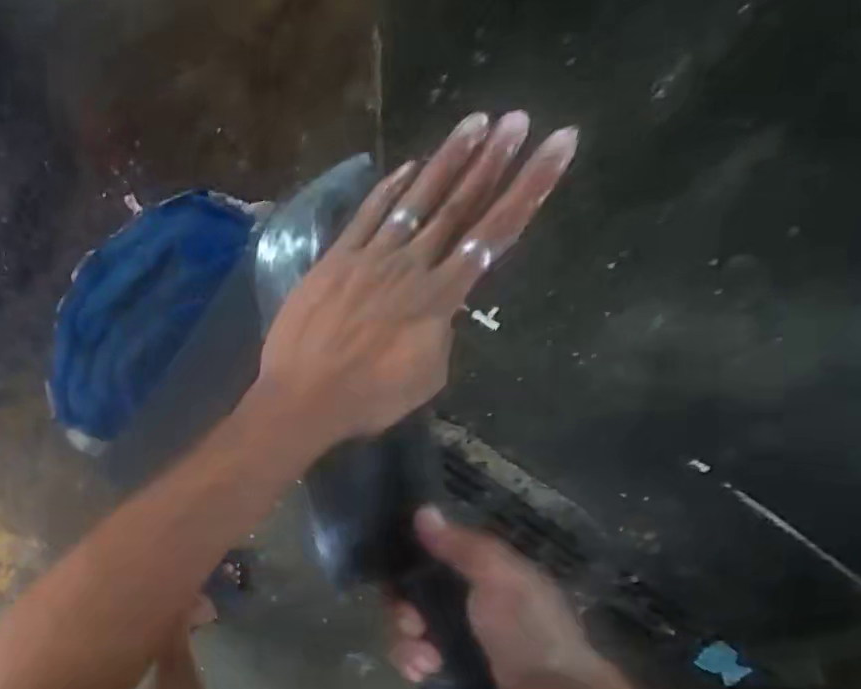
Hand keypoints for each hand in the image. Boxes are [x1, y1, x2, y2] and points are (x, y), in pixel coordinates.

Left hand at [257, 111, 578, 439]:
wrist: (302, 398)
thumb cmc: (366, 398)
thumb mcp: (425, 376)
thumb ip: (439, 336)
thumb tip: (438, 315)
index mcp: (441, 297)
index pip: (496, 232)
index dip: (531, 187)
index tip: (558, 144)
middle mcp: (411, 267)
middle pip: (459, 206)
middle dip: (492, 161)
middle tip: (518, 119)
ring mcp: (369, 260)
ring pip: (414, 201)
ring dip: (446, 161)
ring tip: (474, 123)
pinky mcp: (332, 263)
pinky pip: (365, 217)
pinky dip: (388, 190)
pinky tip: (407, 167)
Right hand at [389, 506, 615, 688]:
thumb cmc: (532, 633)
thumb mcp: (502, 582)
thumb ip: (463, 548)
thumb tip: (422, 510)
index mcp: (480, 575)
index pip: (425, 561)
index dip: (404, 571)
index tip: (398, 586)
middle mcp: (463, 602)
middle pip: (407, 598)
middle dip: (403, 614)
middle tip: (414, 628)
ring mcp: (454, 638)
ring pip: (405, 631)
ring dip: (406, 645)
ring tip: (426, 663)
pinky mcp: (448, 669)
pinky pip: (411, 659)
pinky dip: (411, 664)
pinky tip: (423, 674)